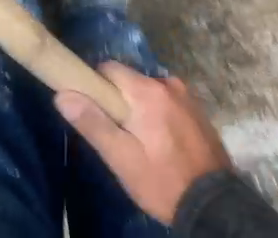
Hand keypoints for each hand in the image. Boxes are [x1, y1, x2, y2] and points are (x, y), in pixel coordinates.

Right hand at [55, 62, 232, 223]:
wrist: (216, 208)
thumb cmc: (163, 181)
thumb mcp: (122, 158)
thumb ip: (92, 123)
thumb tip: (62, 95)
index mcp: (147, 91)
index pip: (109, 69)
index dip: (95, 86)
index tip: (92, 109)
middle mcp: (169, 84)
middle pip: (129, 80)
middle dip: (119, 101)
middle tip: (117, 134)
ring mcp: (187, 97)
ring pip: (149, 92)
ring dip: (140, 108)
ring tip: (140, 142)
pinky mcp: (199, 112)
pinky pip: (167, 102)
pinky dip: (159, 114)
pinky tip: (162, 143)